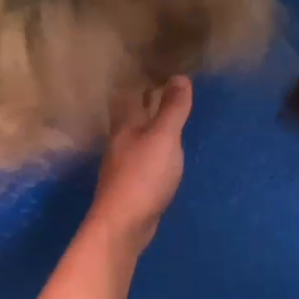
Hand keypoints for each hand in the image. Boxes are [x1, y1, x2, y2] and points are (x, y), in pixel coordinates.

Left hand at [87, 76, 192, 253]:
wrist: (123, 224)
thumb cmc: (143, 175)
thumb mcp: (164, 137)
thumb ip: (172, 109)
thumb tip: (179, 76)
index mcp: (125, 126)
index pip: (128, 96)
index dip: (140, 84)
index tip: (157, 73)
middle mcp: (119, 142)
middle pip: (129, 117)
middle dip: (144, 106)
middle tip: (165, 94)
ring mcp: (122, 166)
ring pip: (134, 139)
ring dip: (148, 130)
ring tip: (167, 124)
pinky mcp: (129, 186)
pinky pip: (141, 160)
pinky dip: (152, 152)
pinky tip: (162, 158)